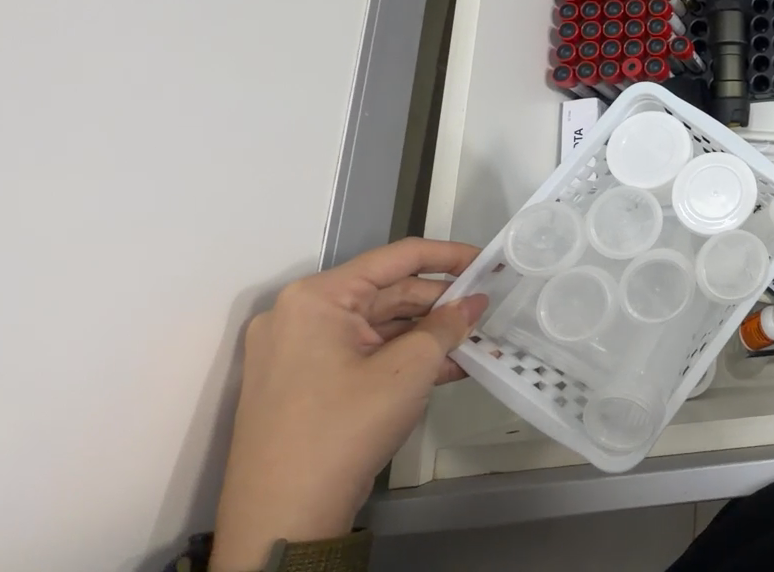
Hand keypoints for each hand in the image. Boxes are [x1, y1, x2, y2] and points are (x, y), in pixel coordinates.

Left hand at [210, 239, 487, 570]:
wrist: (282, 517)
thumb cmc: (343, 427)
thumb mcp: (409, 369)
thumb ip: (447, 325)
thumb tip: (475, 302)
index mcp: (316, 299)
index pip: (397, 257)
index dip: (450, 256)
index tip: (491, 263)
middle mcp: (301, 316)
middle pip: (389, 292)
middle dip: (442, 303)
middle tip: (489, 309)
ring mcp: (299, 352)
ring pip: (382, 325)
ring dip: (430, 333)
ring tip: (478, 340)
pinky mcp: (306, 382)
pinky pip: (367, 353)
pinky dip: (406, 357)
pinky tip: (451, 367)